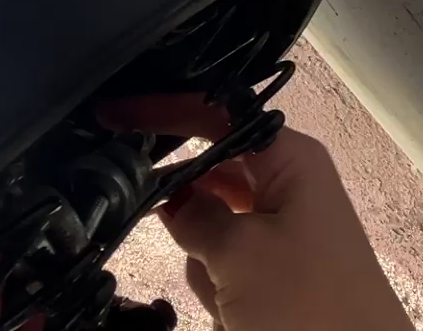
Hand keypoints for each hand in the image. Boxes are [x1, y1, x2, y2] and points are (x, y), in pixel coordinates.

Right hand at [103, 98, 415, 330]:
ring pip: (213, 227)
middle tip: (177, 235)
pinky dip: (219, 286)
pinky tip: (236, 314)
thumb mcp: (242, 255)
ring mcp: (282, 230)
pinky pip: (227, 264)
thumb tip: (171, 195)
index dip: (168, 111)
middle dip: (189, 210)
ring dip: (207, 261)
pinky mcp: (276, 271)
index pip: (220, 116)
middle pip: (213, 174)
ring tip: (234, 295)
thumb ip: (198, 218)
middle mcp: (287, 184)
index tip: (115, 113)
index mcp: (290, 159)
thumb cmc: (308, 303)